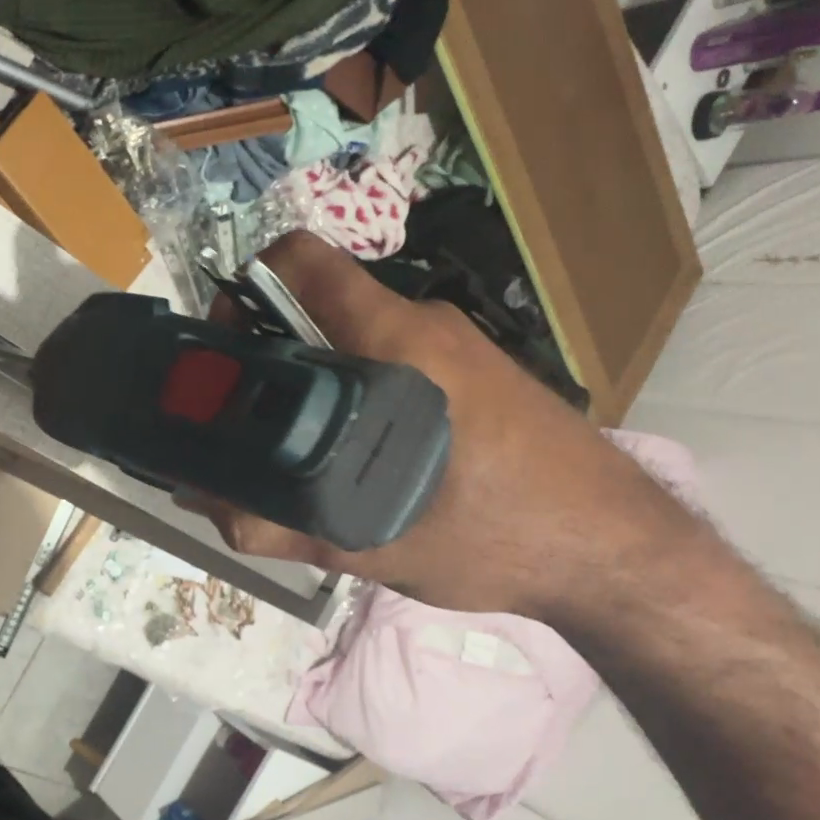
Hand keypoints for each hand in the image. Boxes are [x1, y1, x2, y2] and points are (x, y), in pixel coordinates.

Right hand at [178, 233, 711, 620]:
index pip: (300, 264)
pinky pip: (383, 361)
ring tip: (284, 447)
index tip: (217, 354)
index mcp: (400, 343)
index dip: (241, 292)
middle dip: (261, 353)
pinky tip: (344, 456)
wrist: (619, 555)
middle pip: (313, 306)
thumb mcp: (370, 544)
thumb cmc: (503, 540)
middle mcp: (424, 326)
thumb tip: (201, 502)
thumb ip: (275, 525)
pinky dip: (344, 393)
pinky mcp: (468, 373)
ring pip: (347, 337)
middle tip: (236, 419)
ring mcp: (452, 346)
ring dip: (303, 380)